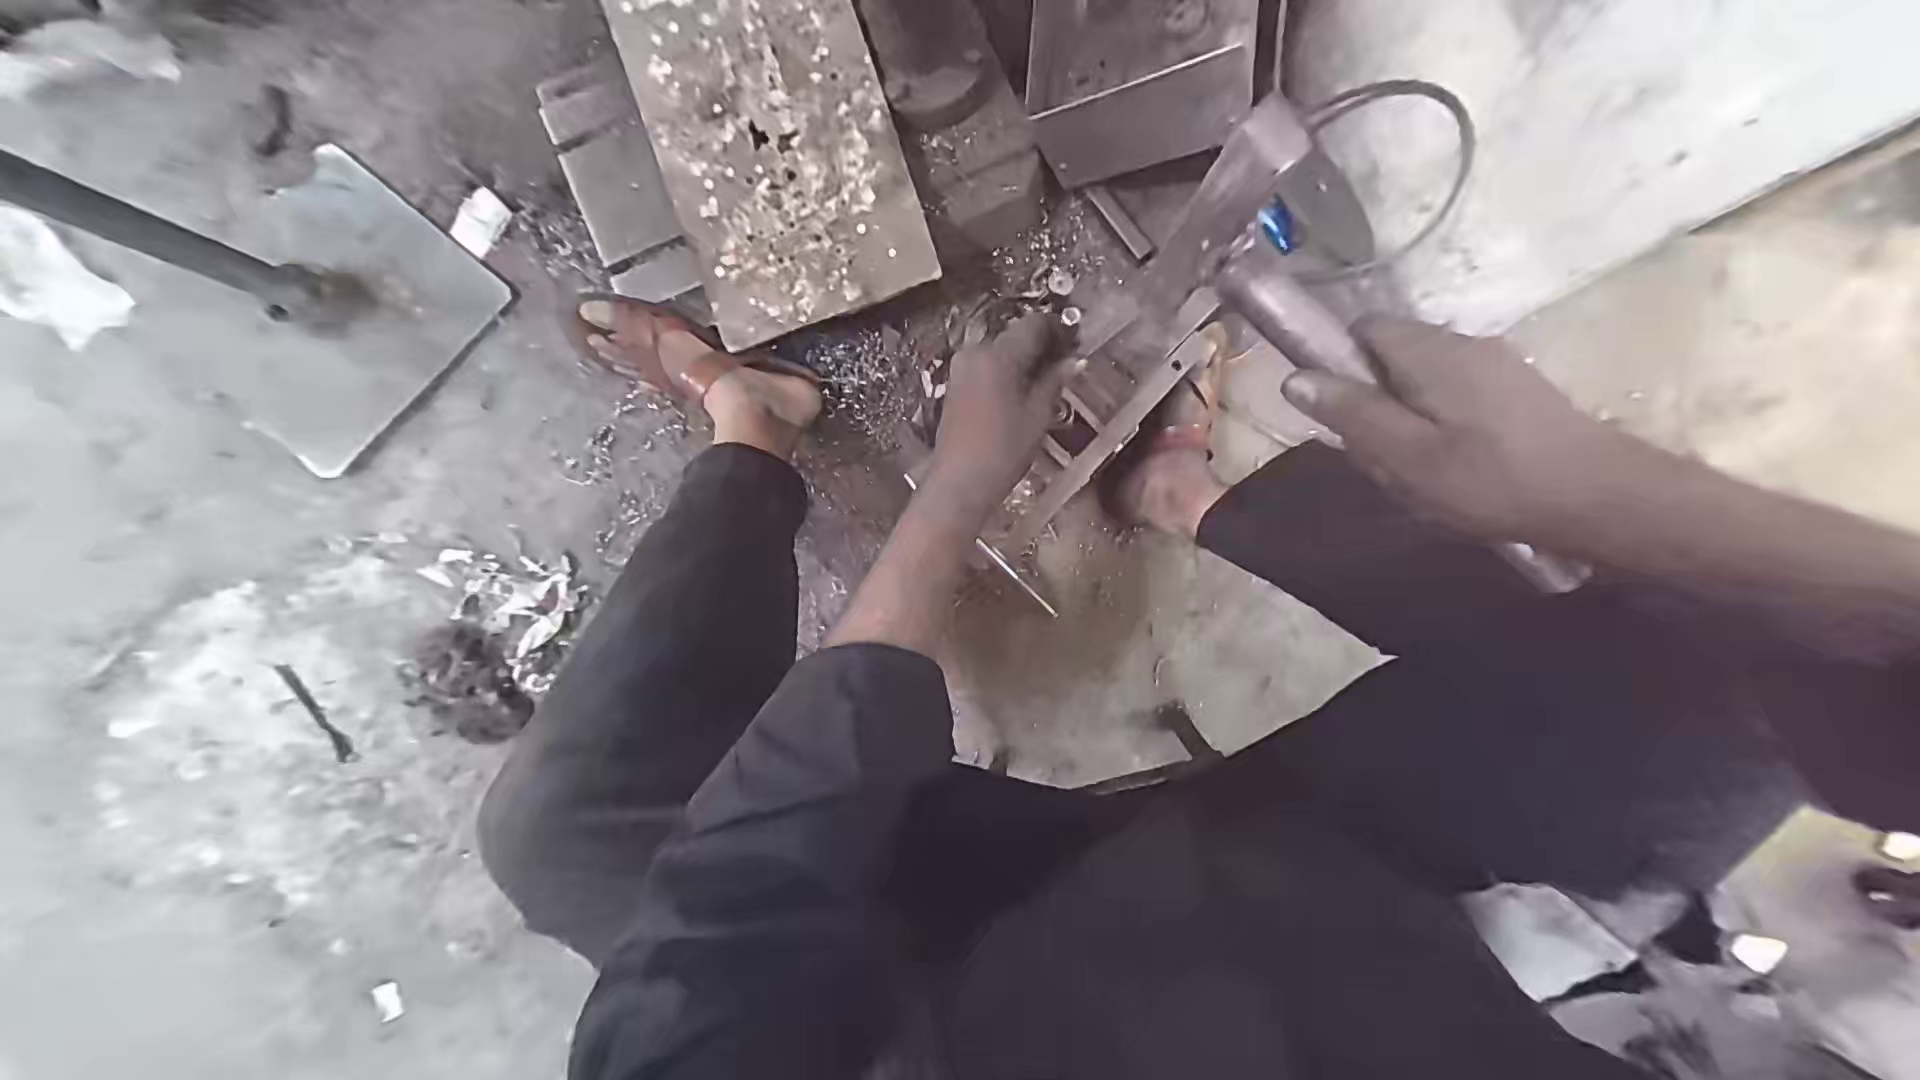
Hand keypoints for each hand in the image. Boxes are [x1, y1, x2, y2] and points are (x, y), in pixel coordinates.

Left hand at [926, 313, 1075, 517]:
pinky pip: (985, 369)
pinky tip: (1019, 395)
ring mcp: (960, 370)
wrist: (959, 482)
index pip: (1034, 325)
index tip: (1075, 343)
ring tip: (1044, 384)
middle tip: (1064, 365)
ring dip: (1022, 361)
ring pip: (999, 353)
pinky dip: (1005, 374)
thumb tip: (1073, 360)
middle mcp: (975, 354)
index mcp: (998, 355)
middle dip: (1040, 347)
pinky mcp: (954, 387)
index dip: (1058, 330)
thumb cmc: (1003, 451)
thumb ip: (1054, 381)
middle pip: (1014, 337)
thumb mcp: (1037, 416)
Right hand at [1281, 316, 1644, 542]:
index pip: (1365, 329)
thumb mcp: (1403, 454)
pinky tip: (1445, 468)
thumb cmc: (1490, 480)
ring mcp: (1494, 367)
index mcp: (1433, 353)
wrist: (1604, 502)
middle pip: (1389, 358)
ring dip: (1399, 420)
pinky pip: (1448, 398)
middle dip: (1369, 401)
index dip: (1338, 362)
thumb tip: (1295, 377)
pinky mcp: (1513, 392)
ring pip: (1417, 383)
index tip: (1337, 410)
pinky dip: (1431, 426)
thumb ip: (1350, 412)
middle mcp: (1465, 345)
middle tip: (1376, 454)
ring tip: (1409, 470)